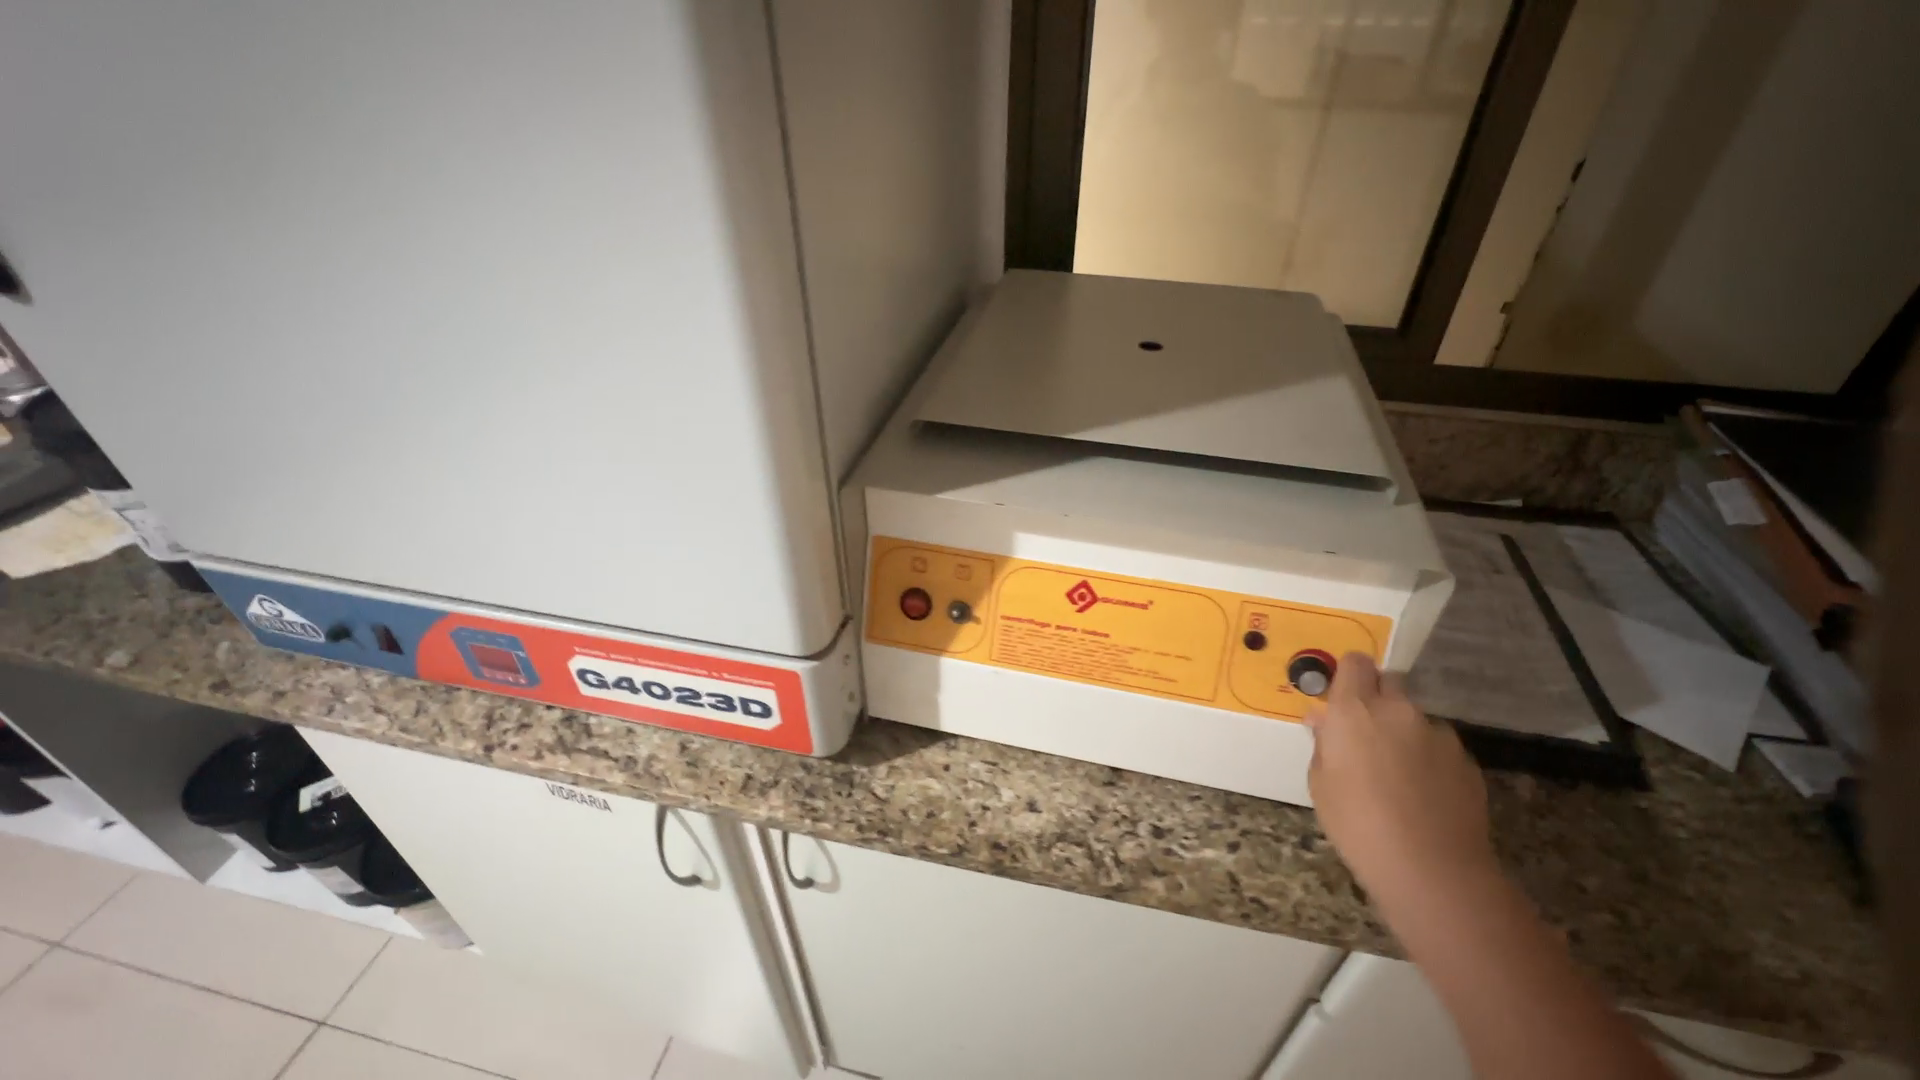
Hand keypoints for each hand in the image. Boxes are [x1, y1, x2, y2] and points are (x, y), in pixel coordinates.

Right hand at [1304, 653, 1497, 907]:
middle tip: (1366, 737)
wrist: (1431, 869)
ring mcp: (1437, 733)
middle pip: (1388, 682)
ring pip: (1414, 718)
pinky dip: (1429, 760)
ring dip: (1404, 733)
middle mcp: (1398, 710)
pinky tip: (1424, 795)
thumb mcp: (1320, 784)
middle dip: (1377, 701)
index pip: (1355, 662)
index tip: (1342, 700)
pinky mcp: (1465, 759)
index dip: (1348, 676)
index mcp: (1354, 710)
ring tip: (1398, 776)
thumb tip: (1325, 722)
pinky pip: (1438, 746)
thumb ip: (1324, 744)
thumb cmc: (1357, 825)